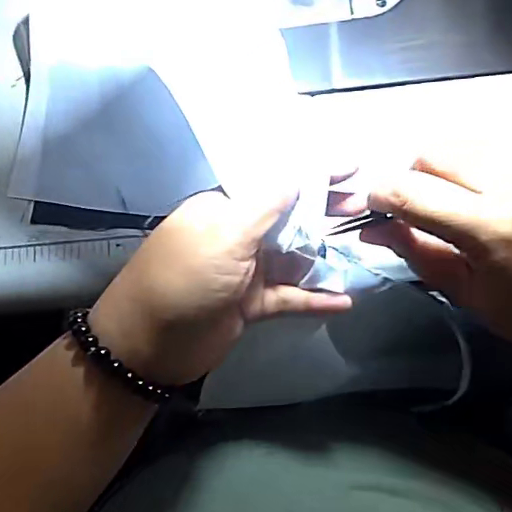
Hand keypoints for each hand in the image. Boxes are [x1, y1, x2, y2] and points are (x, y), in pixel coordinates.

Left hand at [89, 191, 352, 385]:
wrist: (149, 345)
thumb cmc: (184, 280)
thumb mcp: (224, 236)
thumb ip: (265, 208)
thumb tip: (296, 175)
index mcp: (223, 209)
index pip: (273, 184)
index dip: (310, 174)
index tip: (348, 166)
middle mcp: (235, 236)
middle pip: (287, 218)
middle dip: (323, 209)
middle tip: (362, 202)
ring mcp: (243, 271)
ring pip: (292, 258)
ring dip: (323, 252)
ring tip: (362, 241)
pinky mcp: (250, 304)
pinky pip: (289, 297)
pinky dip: (314, 298)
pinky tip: (343, 300)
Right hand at [362, 124, 511, 370]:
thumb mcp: (469, 294)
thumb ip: (417, 251)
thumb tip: (374, 227)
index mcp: (492, 228)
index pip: (409, 190)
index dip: (380, 197)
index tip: (378, 207)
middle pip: (434, 152)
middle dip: (417, 179)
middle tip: (428, 210)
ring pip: (469, 136)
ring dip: (456, 164)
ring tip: (470, 197)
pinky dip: (504, 142)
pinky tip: (507, 171)